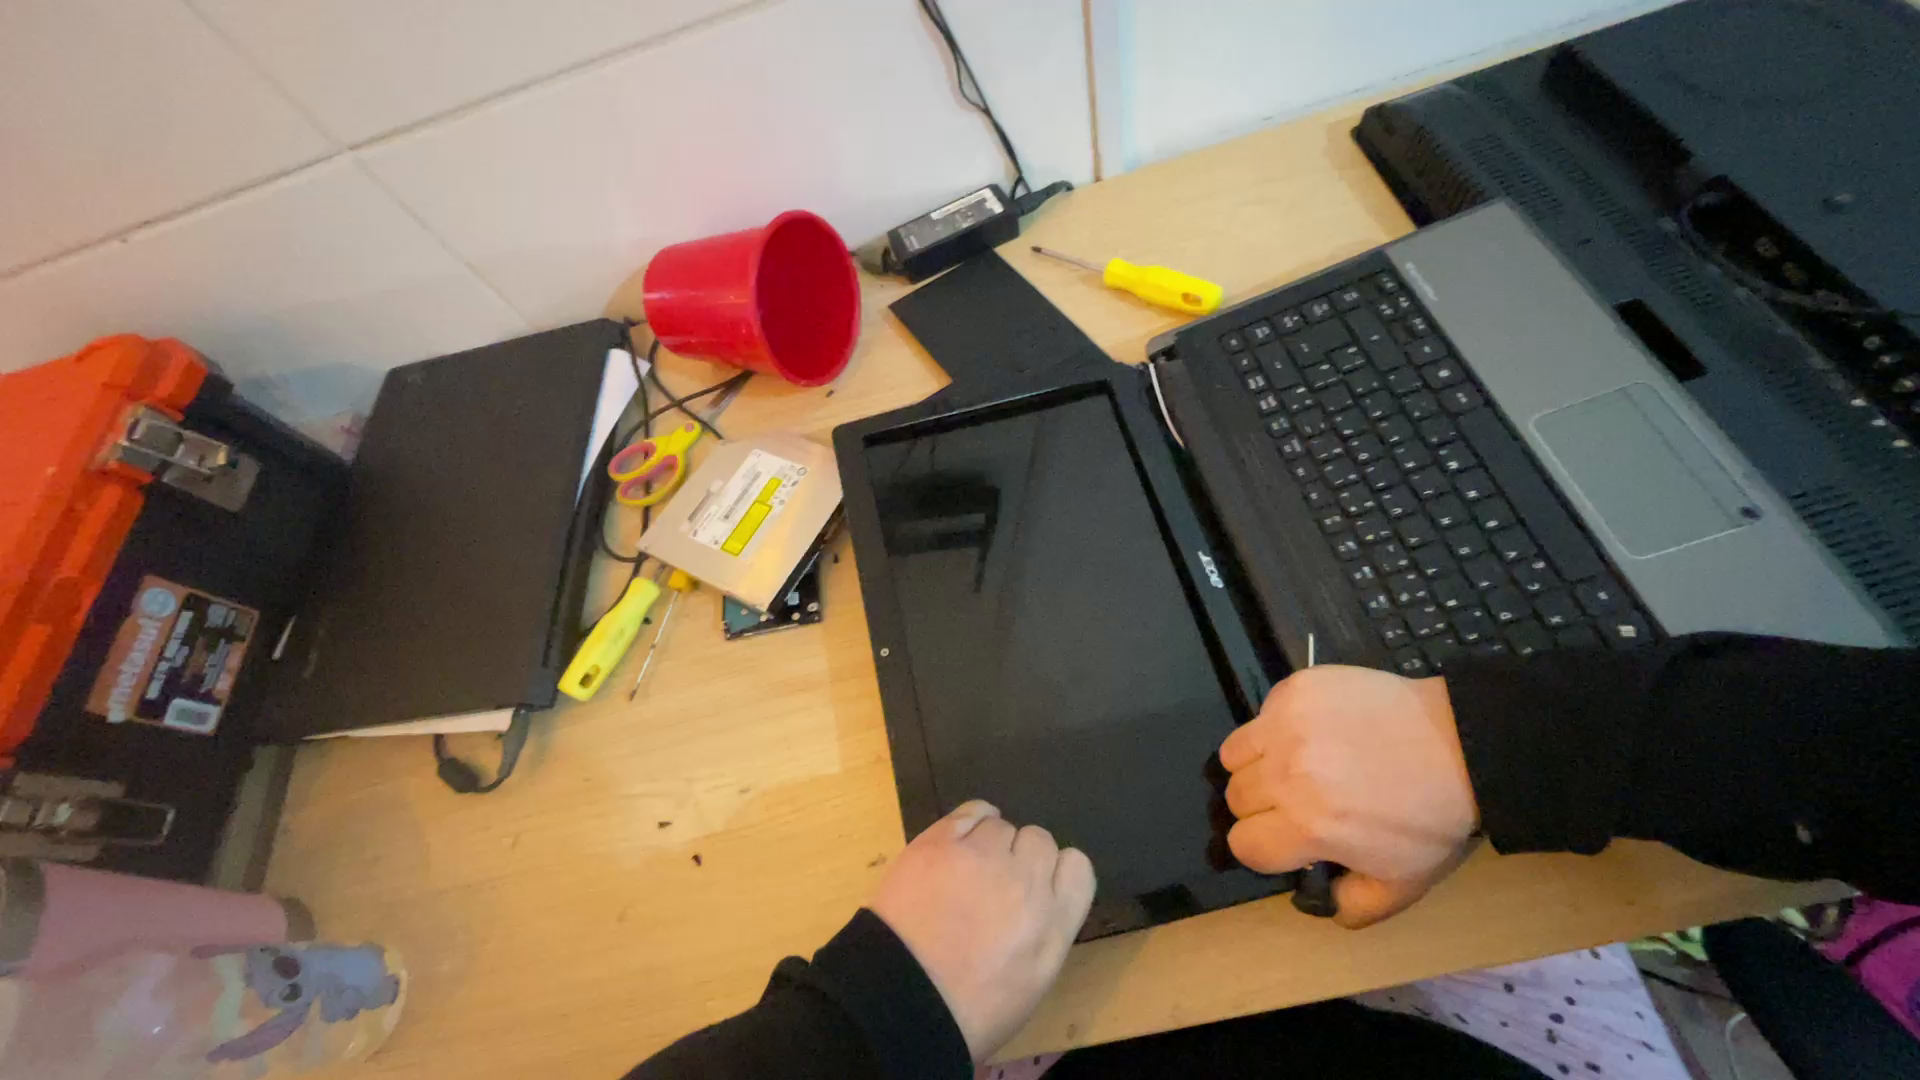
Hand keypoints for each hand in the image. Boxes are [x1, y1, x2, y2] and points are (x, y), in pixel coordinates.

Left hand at [869, 801, 1095, 1061]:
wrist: (902, 1003)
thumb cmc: (970, 1011)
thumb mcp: (1032, 981)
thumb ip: (1046, 929)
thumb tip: (1037, 899)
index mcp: (1054, 923)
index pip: (1078, 867)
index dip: (1057, 873)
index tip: (1037, 887)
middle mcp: (1025, 880)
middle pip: (1039, 840)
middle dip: (1022, 857)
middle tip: (996, 884)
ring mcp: (981, 856)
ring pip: (1001, 826)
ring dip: (990, 844)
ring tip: (967, 872)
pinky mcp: (940, 842)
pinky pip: (971, 811)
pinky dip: (971, 820)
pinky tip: (959, 839)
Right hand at [1219, 666, 1478, 927]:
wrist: (1461, 743)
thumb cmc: (1432, 815)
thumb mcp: (1403, 882)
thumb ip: (1354, 906)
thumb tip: (1315, 904)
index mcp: (1307, 825)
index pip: (1242, 843)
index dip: (1262, 850)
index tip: (1286, 843)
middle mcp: (1285, 773)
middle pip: (1235, 797)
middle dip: (1260, 808)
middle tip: (1294, 803)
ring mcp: (1285, 725)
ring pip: (1234, 753)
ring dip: (1255, 765)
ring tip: (1289, 766)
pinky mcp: (1293, 690)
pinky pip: (1259, 716)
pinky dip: (1274, 728)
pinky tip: (1312, 733)